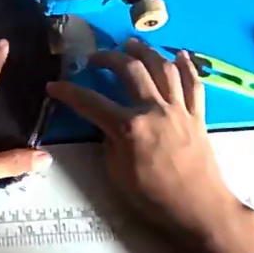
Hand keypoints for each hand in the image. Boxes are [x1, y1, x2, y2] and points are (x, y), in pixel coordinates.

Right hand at [45, 39, 253, 244]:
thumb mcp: (118, 175)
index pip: (91, 102)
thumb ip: (109, 143)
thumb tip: (108, 125)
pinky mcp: (197, 115)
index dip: (69, 92)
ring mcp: (178, 109)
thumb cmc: (154, 198)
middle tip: (95, 58)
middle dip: (109, 57)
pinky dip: (187, 66)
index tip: (54, 86)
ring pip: (163, 67)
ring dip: (145, 51)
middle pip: (130, 69)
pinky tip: (179, 54)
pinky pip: (193, 83)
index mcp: (130, 128)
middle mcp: (154, 110)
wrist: (199, 208)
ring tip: (132, 44)